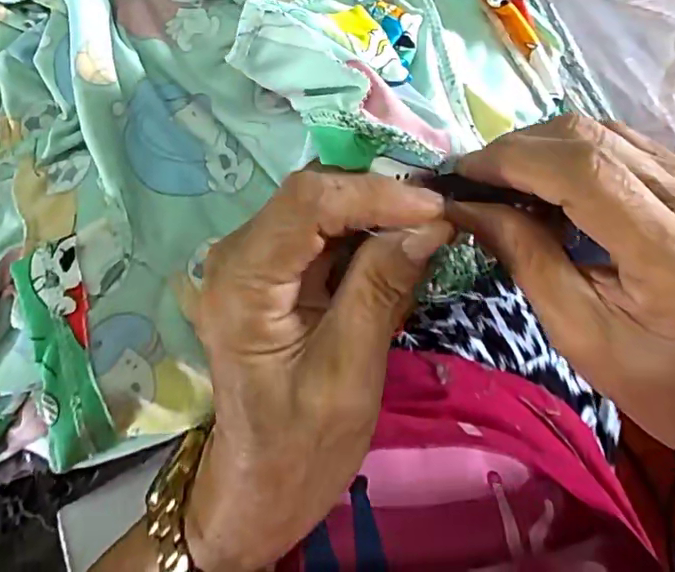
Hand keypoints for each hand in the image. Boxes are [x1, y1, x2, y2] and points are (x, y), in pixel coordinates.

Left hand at [185, 169, 452, 570]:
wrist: (259, 483)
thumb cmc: (300, 446)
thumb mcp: (349, 374)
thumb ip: (382, 288)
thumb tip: (431, 221)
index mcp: (241, 280)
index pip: (305, 202)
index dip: (373, 192)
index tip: (435, 206)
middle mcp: (234, 253)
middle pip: (308, 195)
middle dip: (376, 195)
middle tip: (440, 212)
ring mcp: (249, 256)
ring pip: (316, 205)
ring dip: (373, 209)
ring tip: (428, 224)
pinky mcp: (268, 266)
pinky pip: (317, 229)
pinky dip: (360, 230)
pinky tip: (397, 242)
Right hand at [450, 114, 674, 472]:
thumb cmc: (652, 381)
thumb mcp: (574, 332)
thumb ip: (522, 255)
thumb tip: (463, 202)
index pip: (585, 173)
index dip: (513, 161)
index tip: (461, 175)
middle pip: (589, 140)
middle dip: (516, 151)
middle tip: (474, 179)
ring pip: (599, 130)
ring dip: (539, 148)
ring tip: (508, 182)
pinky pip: (617, 140)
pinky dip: (568, 152)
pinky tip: (550, 183)